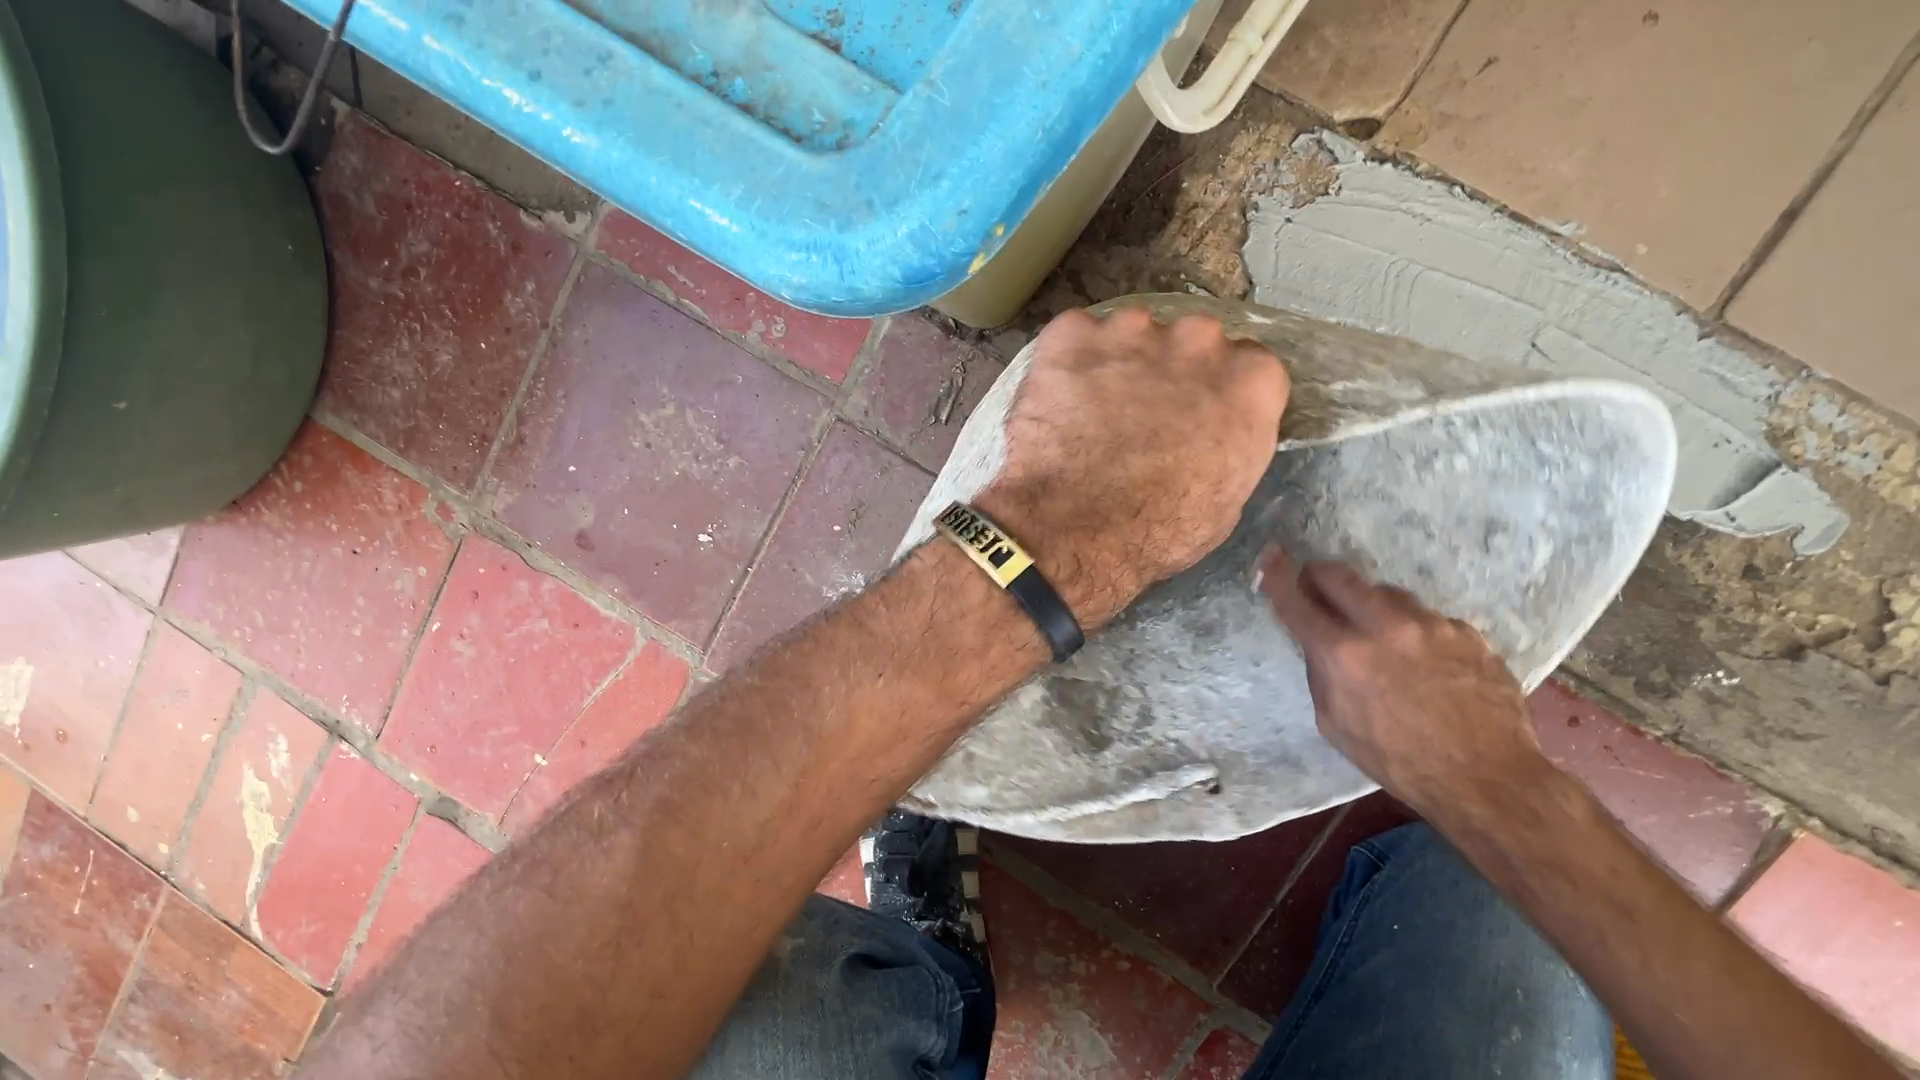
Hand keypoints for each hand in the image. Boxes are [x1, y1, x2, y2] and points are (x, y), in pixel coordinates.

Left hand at [976, 307, 1288, 628]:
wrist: (1077, 527)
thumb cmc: (1161, 530)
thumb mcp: (1227, 498)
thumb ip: (1231, 446)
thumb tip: (1215, 437)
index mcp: (1251, 380)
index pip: (1248, 365)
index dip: (1219, 392)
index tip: (1199, 415)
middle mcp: (1199, 341)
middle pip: (1193, 340)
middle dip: (1172, 369)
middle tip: (1144, 413)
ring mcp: (1133, 331)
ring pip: (1132, 331)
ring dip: (1120, 360)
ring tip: (1095, 408)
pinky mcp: (1073, 335)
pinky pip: (1074, 335)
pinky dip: (1067, 359)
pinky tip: (1059, 396)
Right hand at [1257, 549, 1551, 817]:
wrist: (1486, 776)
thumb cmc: (1398, 760)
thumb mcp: (1335, 724)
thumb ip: (1322, 675)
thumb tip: (1318, 646)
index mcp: (1343, 655)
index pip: (1297, 602)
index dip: (1277, 575)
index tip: (1270, 556)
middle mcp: (1385, 627)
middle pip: (1340, 576)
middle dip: (1320, 576)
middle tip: (1317, 584)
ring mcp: (1431, 625)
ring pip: (1387, 593)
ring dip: (1371, 605)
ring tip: (1379, 632)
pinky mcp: (1467, 632)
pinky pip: (1428, 618)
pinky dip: (1416, 631)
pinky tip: (1425, 660)